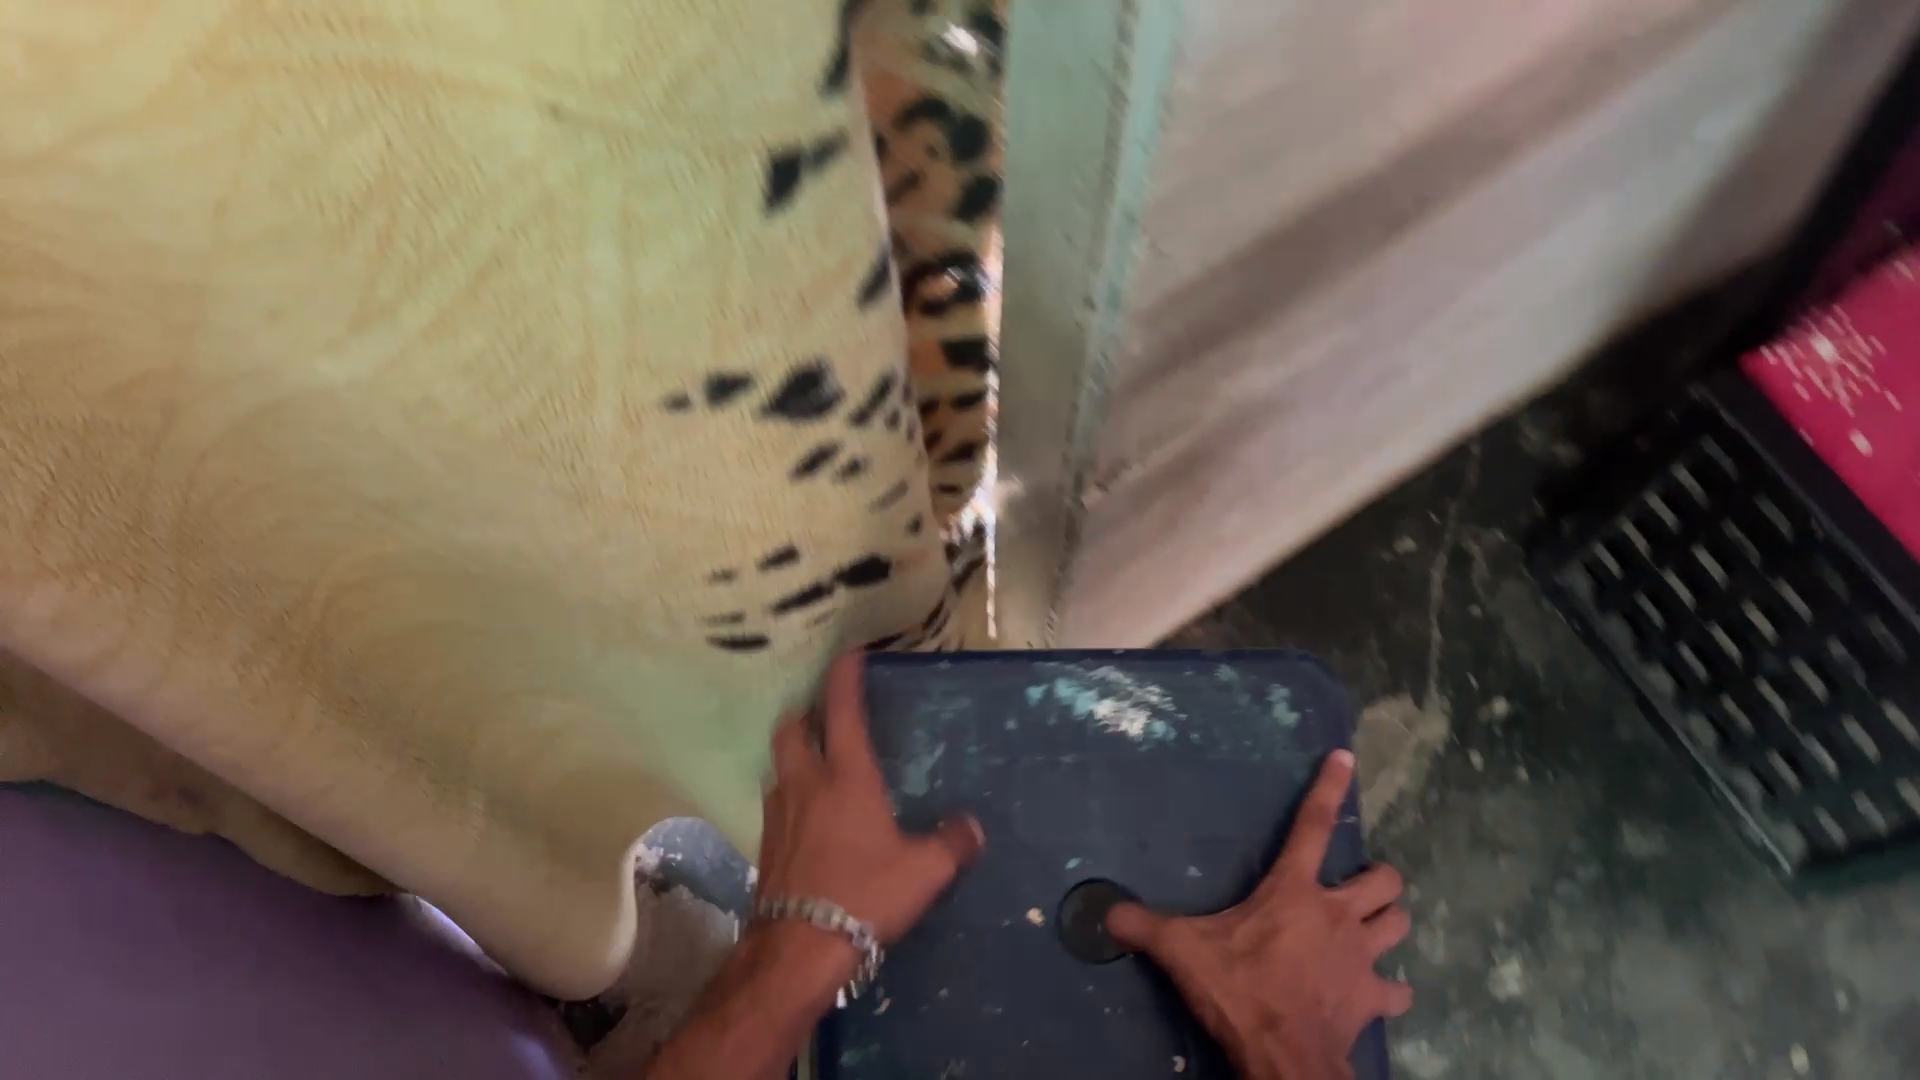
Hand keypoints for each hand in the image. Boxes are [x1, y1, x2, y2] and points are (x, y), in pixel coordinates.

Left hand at [756, 653, 984, 945]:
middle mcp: (806, 784)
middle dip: (805, 711)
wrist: (798, 950)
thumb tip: (972, 827)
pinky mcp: (766, 846)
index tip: (848, 653)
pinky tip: (807, 817)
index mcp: (845, 777)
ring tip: (815, 762)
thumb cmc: (864, 895)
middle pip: (792, 729)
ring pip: (778, 766)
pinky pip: (775, 803)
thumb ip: (952, 843)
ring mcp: (779, 815)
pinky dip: (789, 795)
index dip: (843, 676)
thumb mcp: (923, 871)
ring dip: (794, 754)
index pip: (841, 711)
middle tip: (823, 712)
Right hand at [1106, 750, 1411, 1079]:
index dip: (1330, 788)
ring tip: (1374, 924)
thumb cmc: (1238, 988)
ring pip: (1400, 923)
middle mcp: (1337, 914)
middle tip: (1356, 883)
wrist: (1285, 1056)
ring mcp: (1362, 957)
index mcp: (1293, 891)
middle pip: (1382, 879)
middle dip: (1376, 876)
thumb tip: (1105, 911)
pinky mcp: (1374, 999)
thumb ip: (1143, 925)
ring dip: (1390, 921)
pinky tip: (1382, 989)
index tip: (1346, 756)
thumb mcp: (1181, 950)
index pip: (1312, 825)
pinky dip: (1393, 987)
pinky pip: (1399, 989)